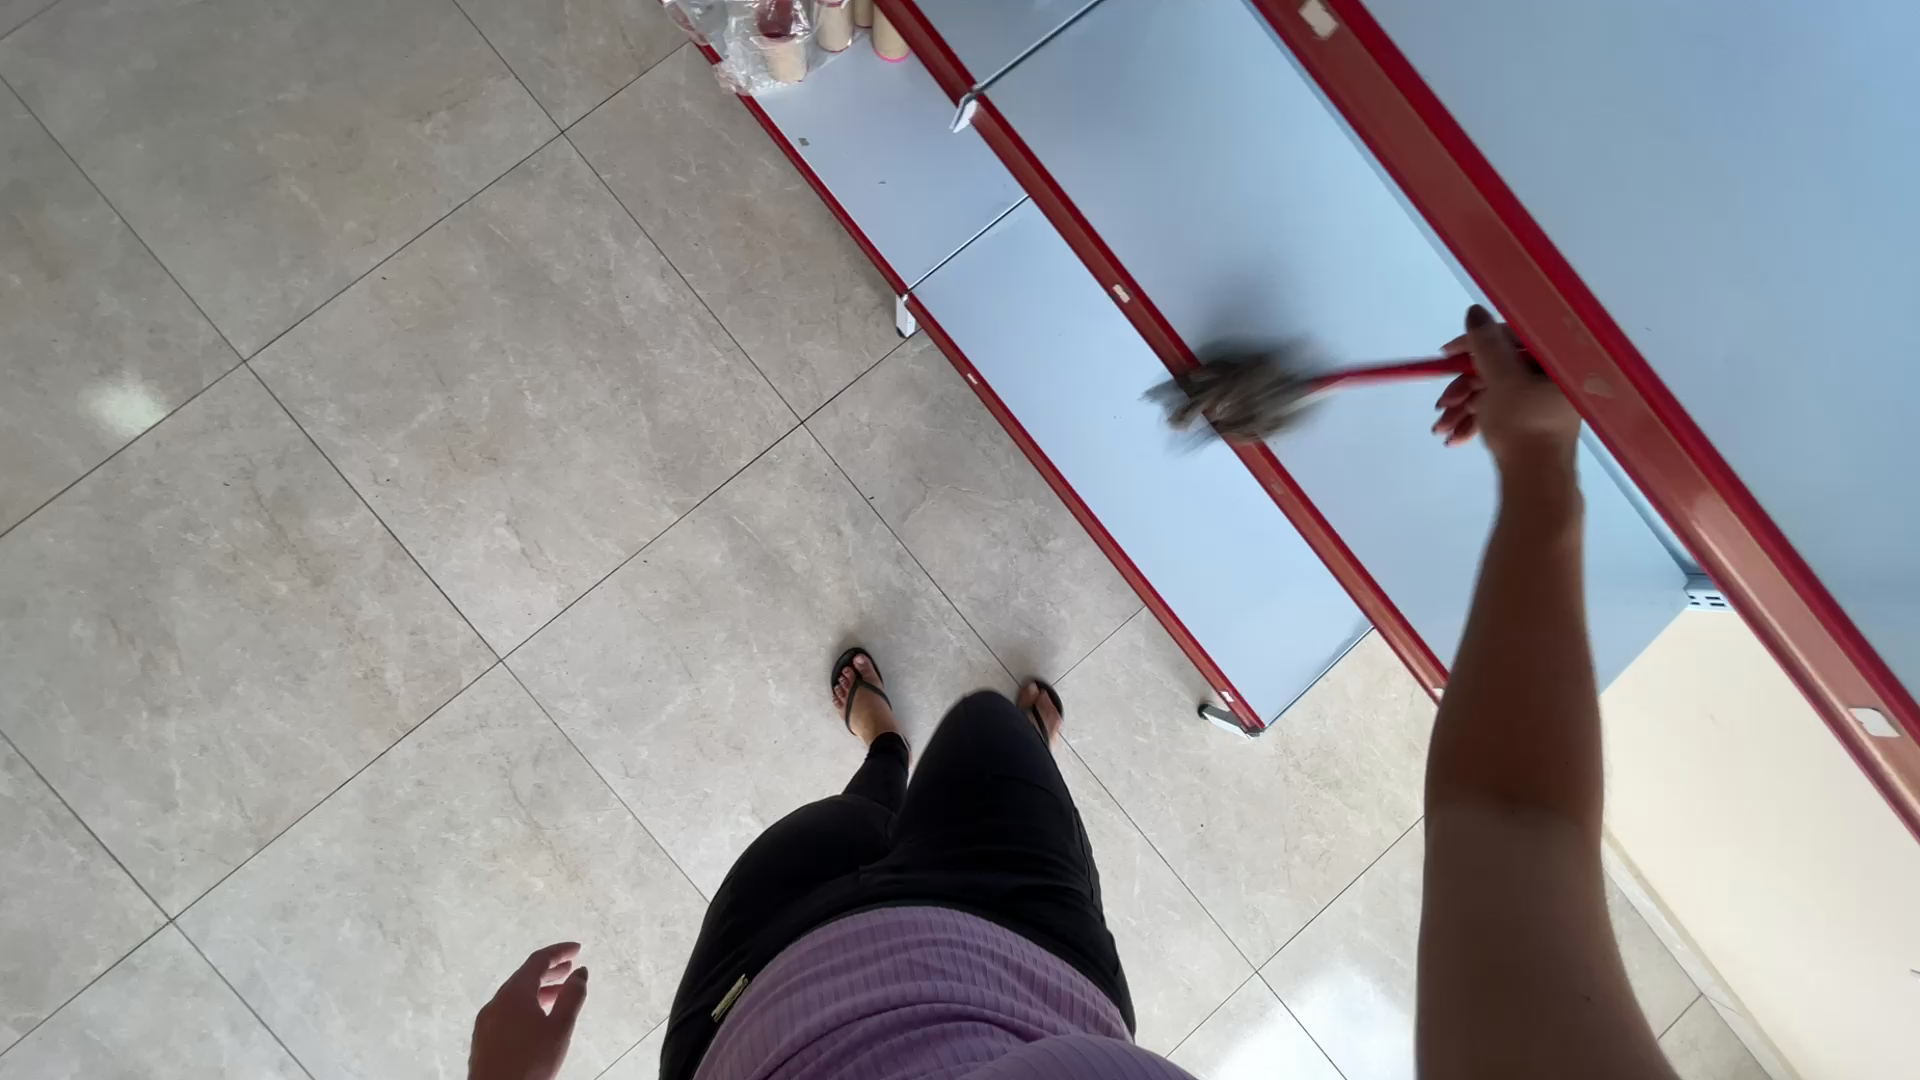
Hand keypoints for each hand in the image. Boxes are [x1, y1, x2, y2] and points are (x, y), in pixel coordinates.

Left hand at [469, 943, 588, 1079]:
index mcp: (513, 994)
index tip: (578, 949)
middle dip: (549, 970)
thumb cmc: (531, 1063)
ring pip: (515, 995)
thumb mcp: (560, 1027)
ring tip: (559, 995)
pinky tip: (538, 1019)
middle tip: (570, 968)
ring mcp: (485, 1023)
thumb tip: (580, 972)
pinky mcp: (482, 1041)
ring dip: (539, 989)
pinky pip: (507, 1011)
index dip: (559, 951)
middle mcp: (495, 1003)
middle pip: (524, 976)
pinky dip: (526, 1005)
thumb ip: (573, 995)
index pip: (538, 960)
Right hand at [1431, 305, 1580, 470]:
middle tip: (1442, 404)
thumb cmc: (1524, 425)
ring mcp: (1542, 397)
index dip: (1475, 342)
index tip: (1445, 356)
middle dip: (1463, 386)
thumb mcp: (1501, 381)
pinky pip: (1497, 408)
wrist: (1535, 479)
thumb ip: (1486, 346)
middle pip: (1498, 365)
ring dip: (1462, 407)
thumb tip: (1473, 311)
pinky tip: (1455, 436)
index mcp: (1557, 358)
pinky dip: (1474, 419)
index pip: (1512, 335)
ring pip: (1492, 390)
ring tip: (1441, 429)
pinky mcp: (1530, 417)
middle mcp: (1553, 374)